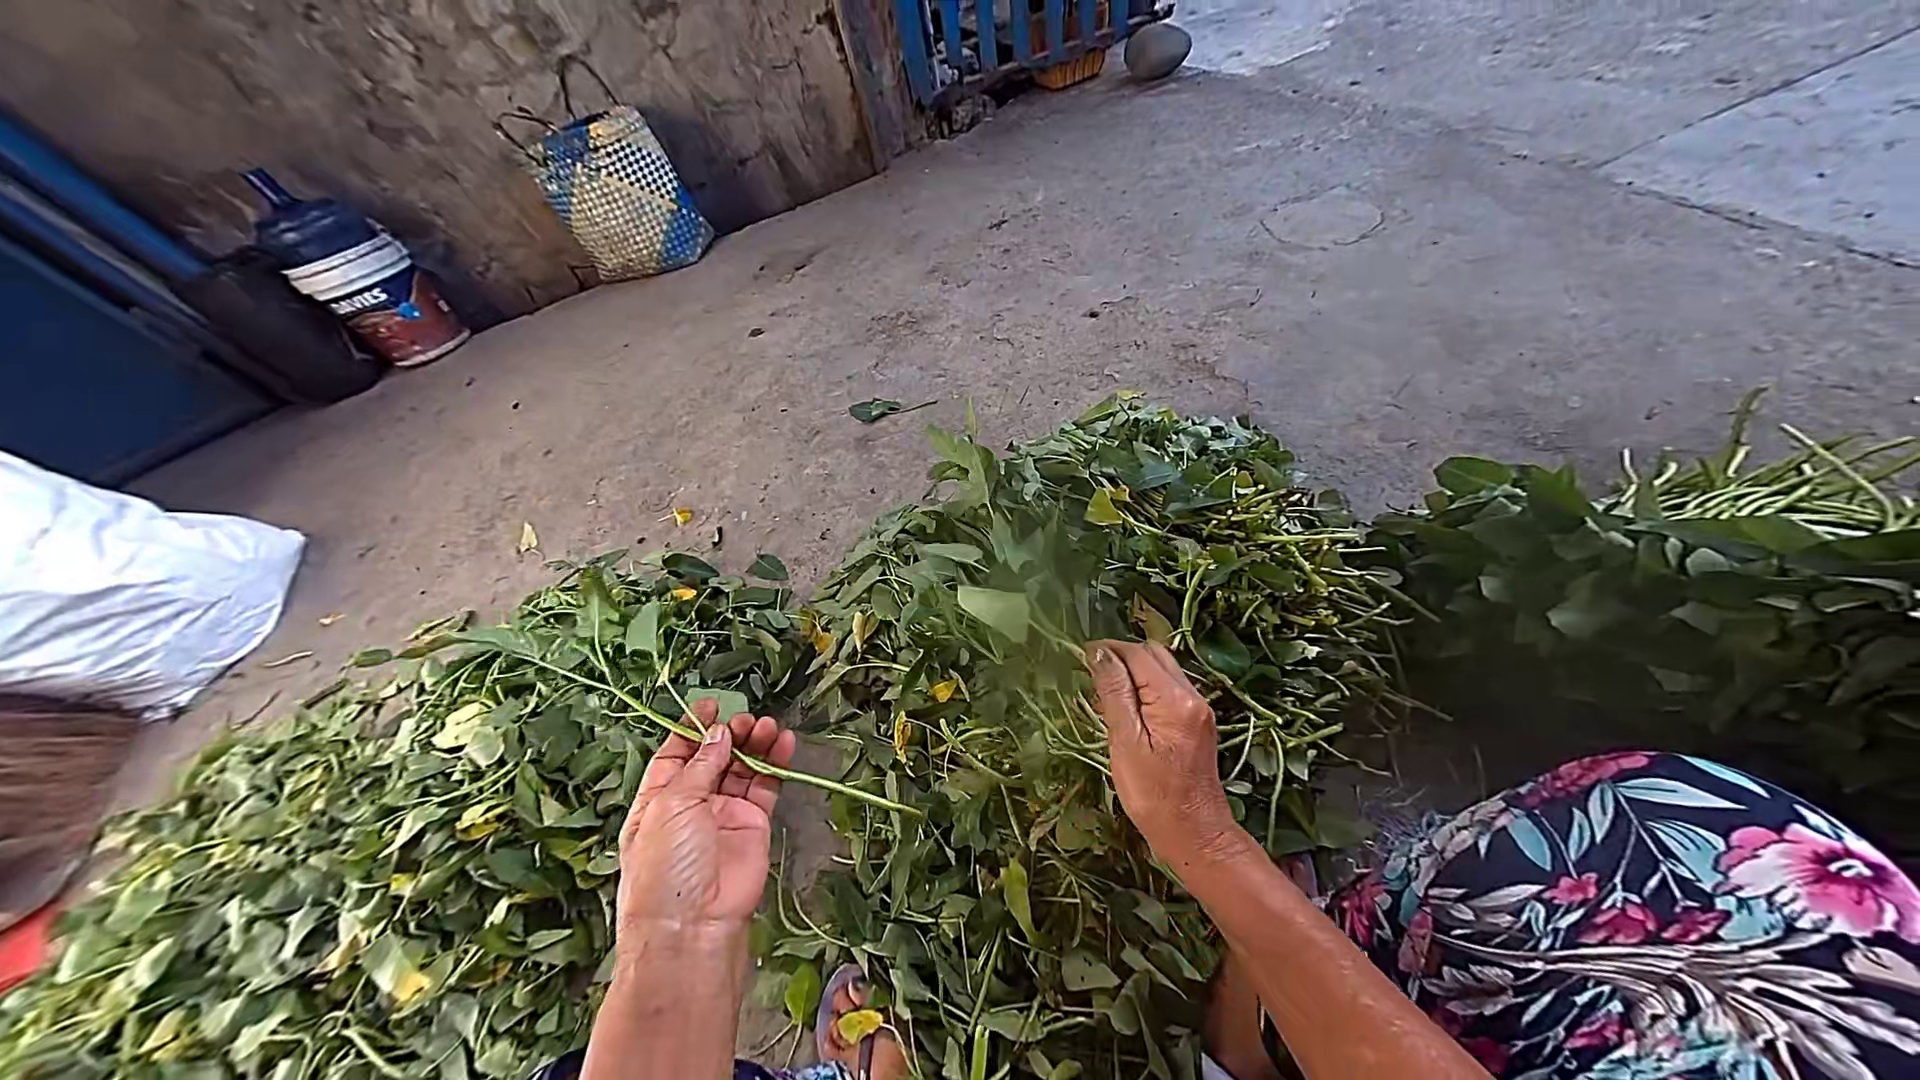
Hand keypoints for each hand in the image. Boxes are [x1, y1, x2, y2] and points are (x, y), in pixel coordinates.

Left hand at [615, 699, 797, 945]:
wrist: (695, 925)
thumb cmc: (666, 867)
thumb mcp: (672, 806)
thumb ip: (700, 765)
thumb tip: (719, 733)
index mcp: (659, 799)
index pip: (677, 753)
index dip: (694, 727)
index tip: (712, 704)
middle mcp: (692, 803)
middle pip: (714, 756)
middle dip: (730, 734)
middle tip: (746, 720)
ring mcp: (724, 813)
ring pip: (743, 767)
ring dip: (755, 744)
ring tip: (767, 726)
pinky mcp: (754, 823)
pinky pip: (766, 785)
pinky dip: (775, 764)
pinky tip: (783, 744)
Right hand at [1086, 640, 1241, 867]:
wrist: (1195, 834)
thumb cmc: (1154, 795)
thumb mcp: (1126, 743)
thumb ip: (1115, 693)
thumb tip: (1100, 654)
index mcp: (1175, 699)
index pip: (1138, 654)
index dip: (1108, 650)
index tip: (1079, 655)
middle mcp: (1192, 696)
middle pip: (1154, 655)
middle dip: (1120, 656)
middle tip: (1089, 672)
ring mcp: (1197, 709)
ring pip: (1162, 669)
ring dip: (1132, 671)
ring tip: (1103, 689)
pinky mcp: (1196, 721)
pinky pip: (1167, 688)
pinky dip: (1144, 687)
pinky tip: (1125, 705)